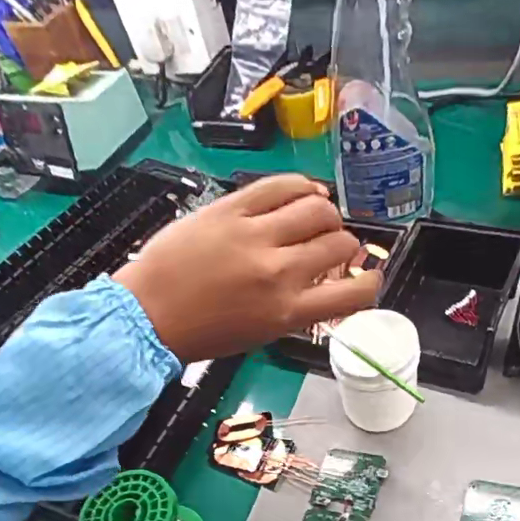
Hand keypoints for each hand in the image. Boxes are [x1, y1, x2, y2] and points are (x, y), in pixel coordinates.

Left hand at [115, 174, 378, 361]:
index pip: (354, 294)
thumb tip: (321, 283)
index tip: (367, 277)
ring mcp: (255, 236)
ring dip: (327, 213)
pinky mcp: (233, 209)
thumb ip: (295, 308)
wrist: (149, 314)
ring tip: (319, 218)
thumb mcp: (258, 334)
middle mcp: (279, 273)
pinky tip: (305, 192)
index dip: (370, 283)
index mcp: (287, 312)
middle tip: (333, 246)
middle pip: (339, 243)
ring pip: (318, 208)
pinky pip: (282, 186)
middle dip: (345, 245)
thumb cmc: (201, 332)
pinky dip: (302, 186)